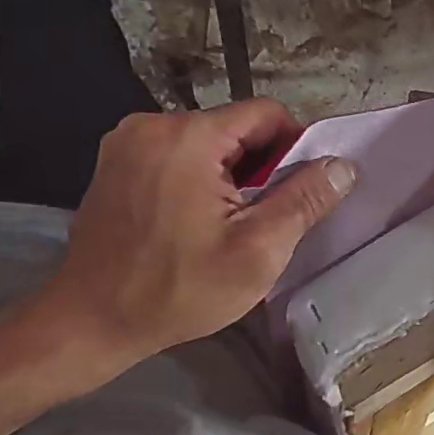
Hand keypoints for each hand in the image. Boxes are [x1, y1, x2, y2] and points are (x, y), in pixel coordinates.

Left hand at [28, 99, 356, 365]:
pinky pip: (173, 153)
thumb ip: (304, 200)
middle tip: (262, 215)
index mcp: (189, 136)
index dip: (294, 146)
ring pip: (204, 140)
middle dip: (259, 164)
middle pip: (233, 126)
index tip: (296, 190)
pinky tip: (193, 219)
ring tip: (229, 222)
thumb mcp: (257, 250)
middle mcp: (151, 124)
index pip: (265, 113)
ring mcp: (126, 141)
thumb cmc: (178, 289)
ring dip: (228, 172)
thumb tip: (343, 165)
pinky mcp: (113, 162)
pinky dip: (195, 176)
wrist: (90, 321)